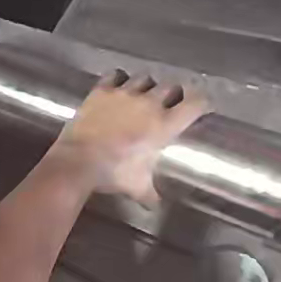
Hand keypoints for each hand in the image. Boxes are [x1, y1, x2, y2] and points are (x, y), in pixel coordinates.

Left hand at [49, 70, 207, 204]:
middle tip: (170, 103)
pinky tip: (118, 86)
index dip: (202, 103)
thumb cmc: (114, 174)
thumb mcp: (137, 187)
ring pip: (145, 78)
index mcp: (164, 125)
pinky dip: (119, 79)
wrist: (79, 161)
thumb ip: (150, 194)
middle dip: (174, 93)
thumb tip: (155, 206)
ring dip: (148, 85)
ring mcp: (124, 93)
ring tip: (144, 94)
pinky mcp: (102, 91)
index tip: (202, 107)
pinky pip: (115, 75)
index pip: (195, 104)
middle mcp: (148, 103)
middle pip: (171, 86)